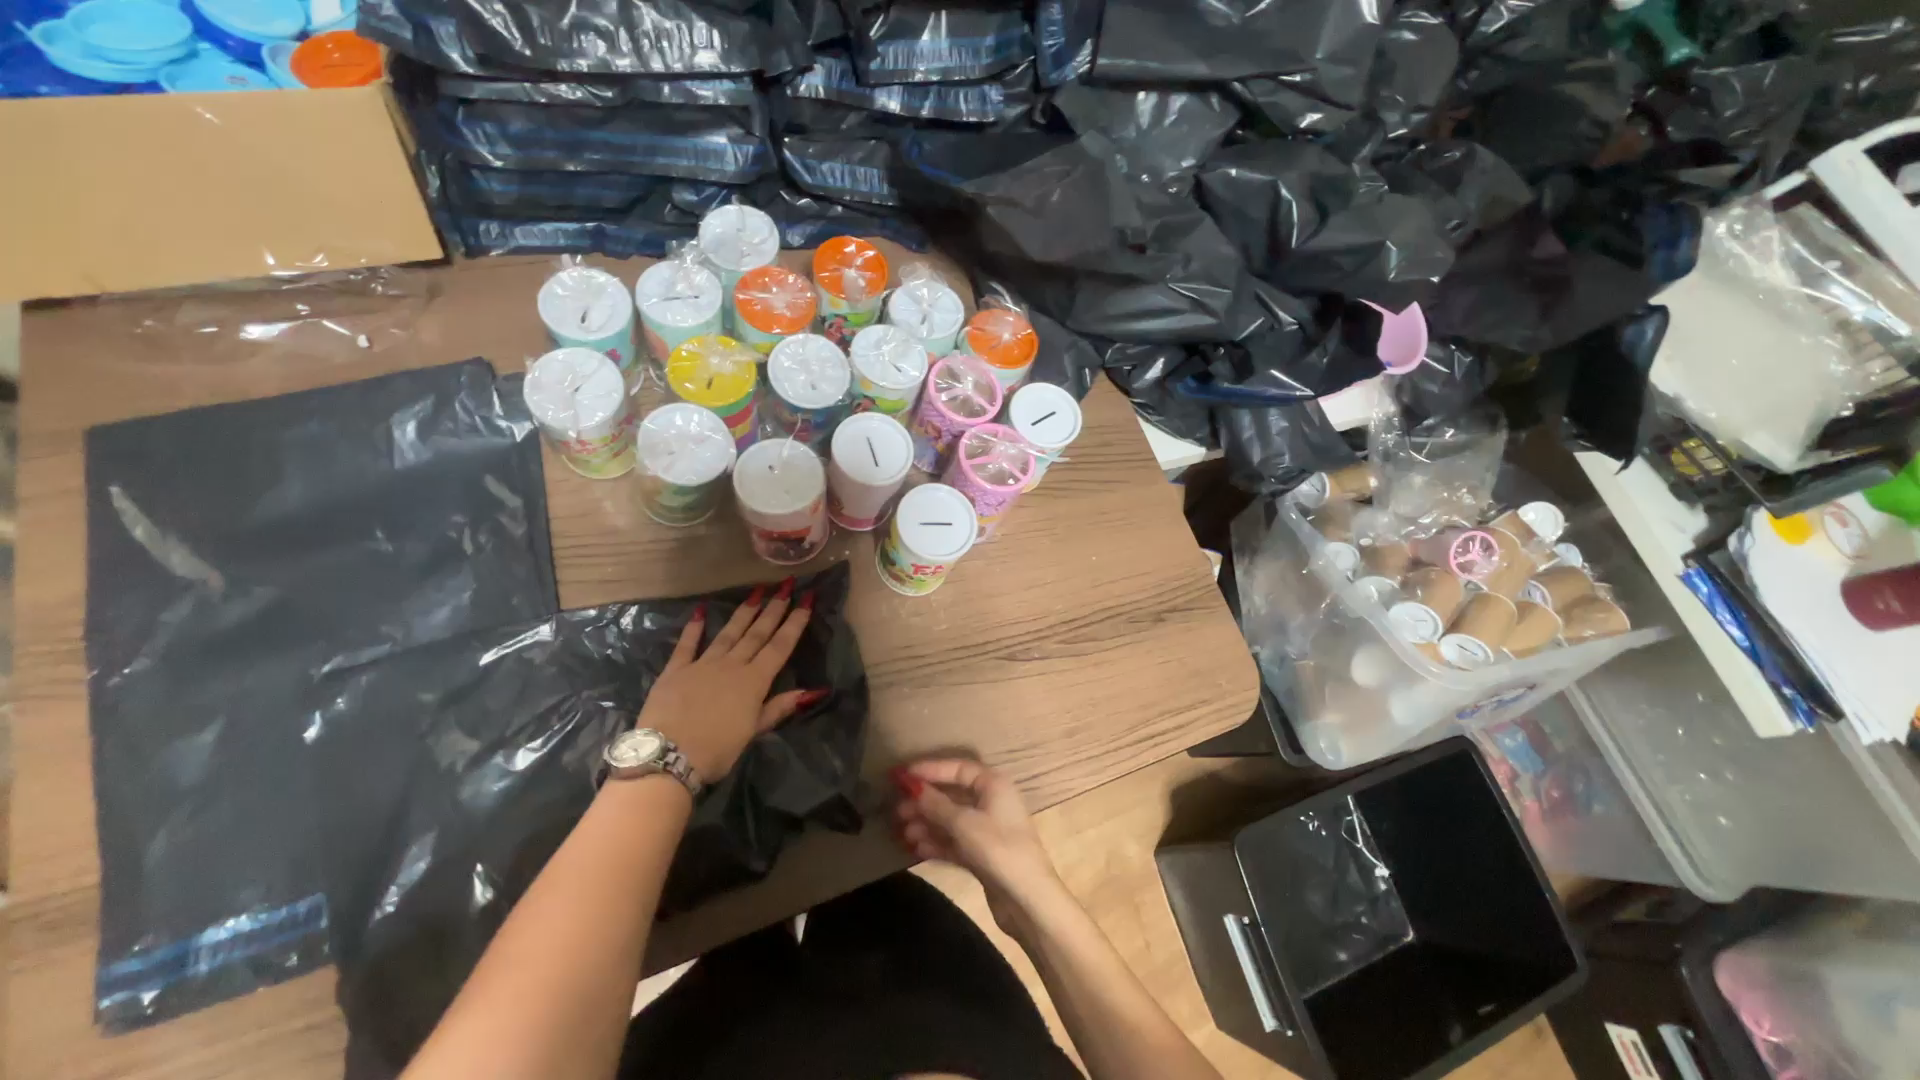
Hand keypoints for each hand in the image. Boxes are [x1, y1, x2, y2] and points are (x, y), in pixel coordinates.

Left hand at [634, 577, 826, 779]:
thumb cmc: (716, 751)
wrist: (668, 755)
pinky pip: (687, 644)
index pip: (780, 646)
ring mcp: (702, 664)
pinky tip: (700, 611)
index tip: (806, 599)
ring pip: (729, 633)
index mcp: (754, 682)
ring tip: (757, 592)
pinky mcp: (675, 670)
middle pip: (757, 633)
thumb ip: (778, 707)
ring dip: (744, 612)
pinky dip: (694, 627)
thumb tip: (814, 690)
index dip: (795, 622)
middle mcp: (731, 666)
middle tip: (785, 586)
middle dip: (774, 609)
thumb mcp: (752, 733)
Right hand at [892, 759, 1064, 932]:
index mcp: (994, 785)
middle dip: (925, 802)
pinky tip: (916, 849)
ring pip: (951, 821)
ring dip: (927, 825)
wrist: (1027, 899)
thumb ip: (936, 804)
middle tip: (897, 811)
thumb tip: (914, 787)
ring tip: (904, 833)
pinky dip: (937, 843)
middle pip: (953, 796)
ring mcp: (988, 831)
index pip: (959, 769)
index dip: (931, 770)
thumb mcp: (964, 823)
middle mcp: (992, 803)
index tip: (903, 776)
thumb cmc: (998, 849)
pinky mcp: (983, 855)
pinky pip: (955, 843)